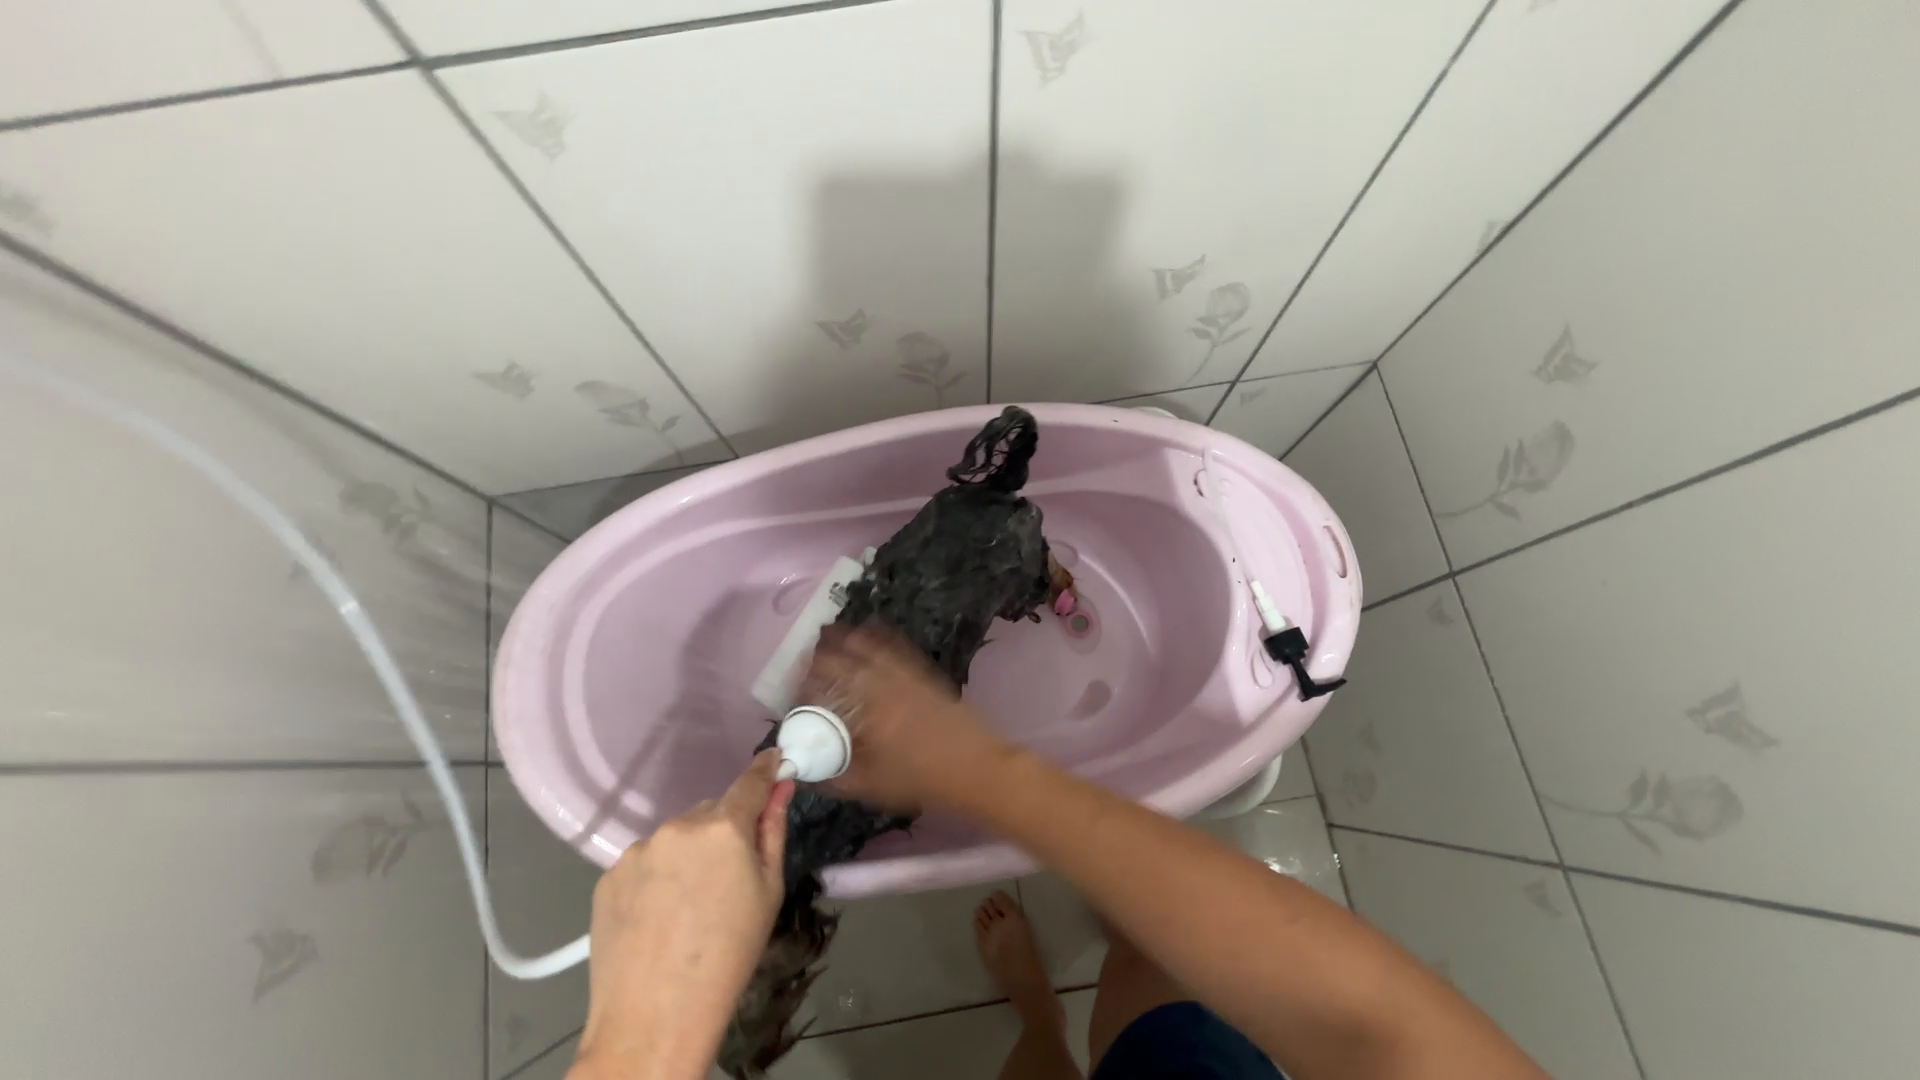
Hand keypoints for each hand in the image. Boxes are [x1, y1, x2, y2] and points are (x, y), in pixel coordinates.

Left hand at [571, 751, 794, 1079]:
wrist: (654, 1015)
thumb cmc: (729, 955)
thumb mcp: (769, 893)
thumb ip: (773, 831)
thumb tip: (782, 786)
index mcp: (723, 828)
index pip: (749, 782)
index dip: (765, 769)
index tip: (776, 759)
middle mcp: (677, 826)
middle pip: (710, 813)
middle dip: (722, 832)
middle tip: (728, 880)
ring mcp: (637, 850)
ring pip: (675, 838)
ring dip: (687, 856)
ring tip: (687, 908)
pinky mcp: (608, 876)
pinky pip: (644, 863)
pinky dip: (656, 878)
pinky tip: (658, 917)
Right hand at [802, 624, 1013, 811]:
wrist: (979, 769)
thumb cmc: (924, 782)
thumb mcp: (873, 787)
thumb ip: (836, 776)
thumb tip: (808, 770)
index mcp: (867, 712)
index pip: (827, 688)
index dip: (806, 684)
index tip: (794, 687)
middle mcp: (885, 685)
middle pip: (847, 659)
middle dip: (822, 654)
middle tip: (806, 656)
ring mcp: (908, 676)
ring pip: (872, 646)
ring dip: (847, 637)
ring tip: (829, 633)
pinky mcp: (927, 674)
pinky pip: (899, 646)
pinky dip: (881, 634)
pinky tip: (872, 626)